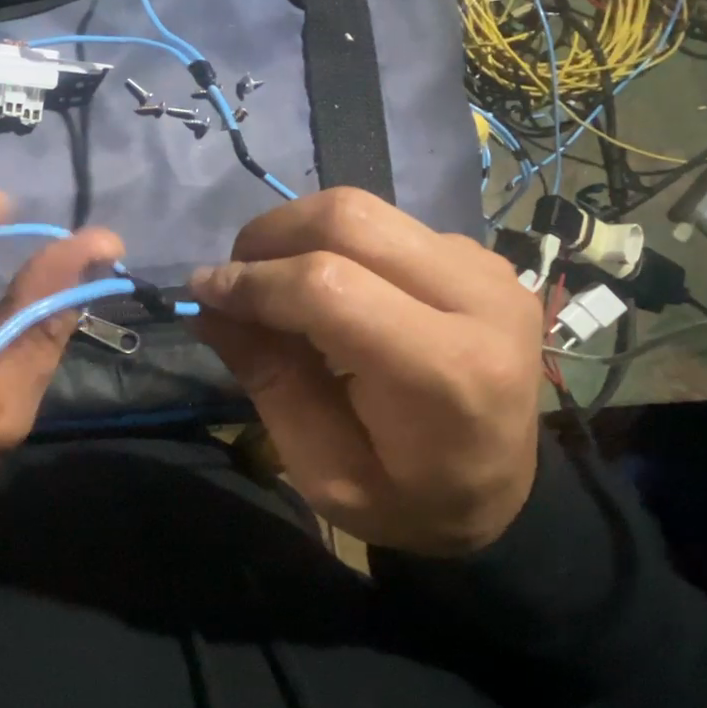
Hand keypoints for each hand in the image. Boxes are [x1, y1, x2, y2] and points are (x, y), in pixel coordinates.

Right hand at [188, 189, 541, 555]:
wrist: (505, 495)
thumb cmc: (408, 499)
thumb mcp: (322, 470)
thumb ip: (268, 380)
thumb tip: (207, 306)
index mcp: (447, 373)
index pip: (328, 287)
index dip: (251, 281)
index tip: (201, 292)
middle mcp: (479, 302)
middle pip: (348, 220)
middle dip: (268, 237)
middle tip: (234, 279)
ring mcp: (486, 270)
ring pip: (363, 208)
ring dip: (296, 233)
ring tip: (269, 278)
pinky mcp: (478, 256)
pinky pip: (383, 223)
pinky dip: (331, 242)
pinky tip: (321, 285)